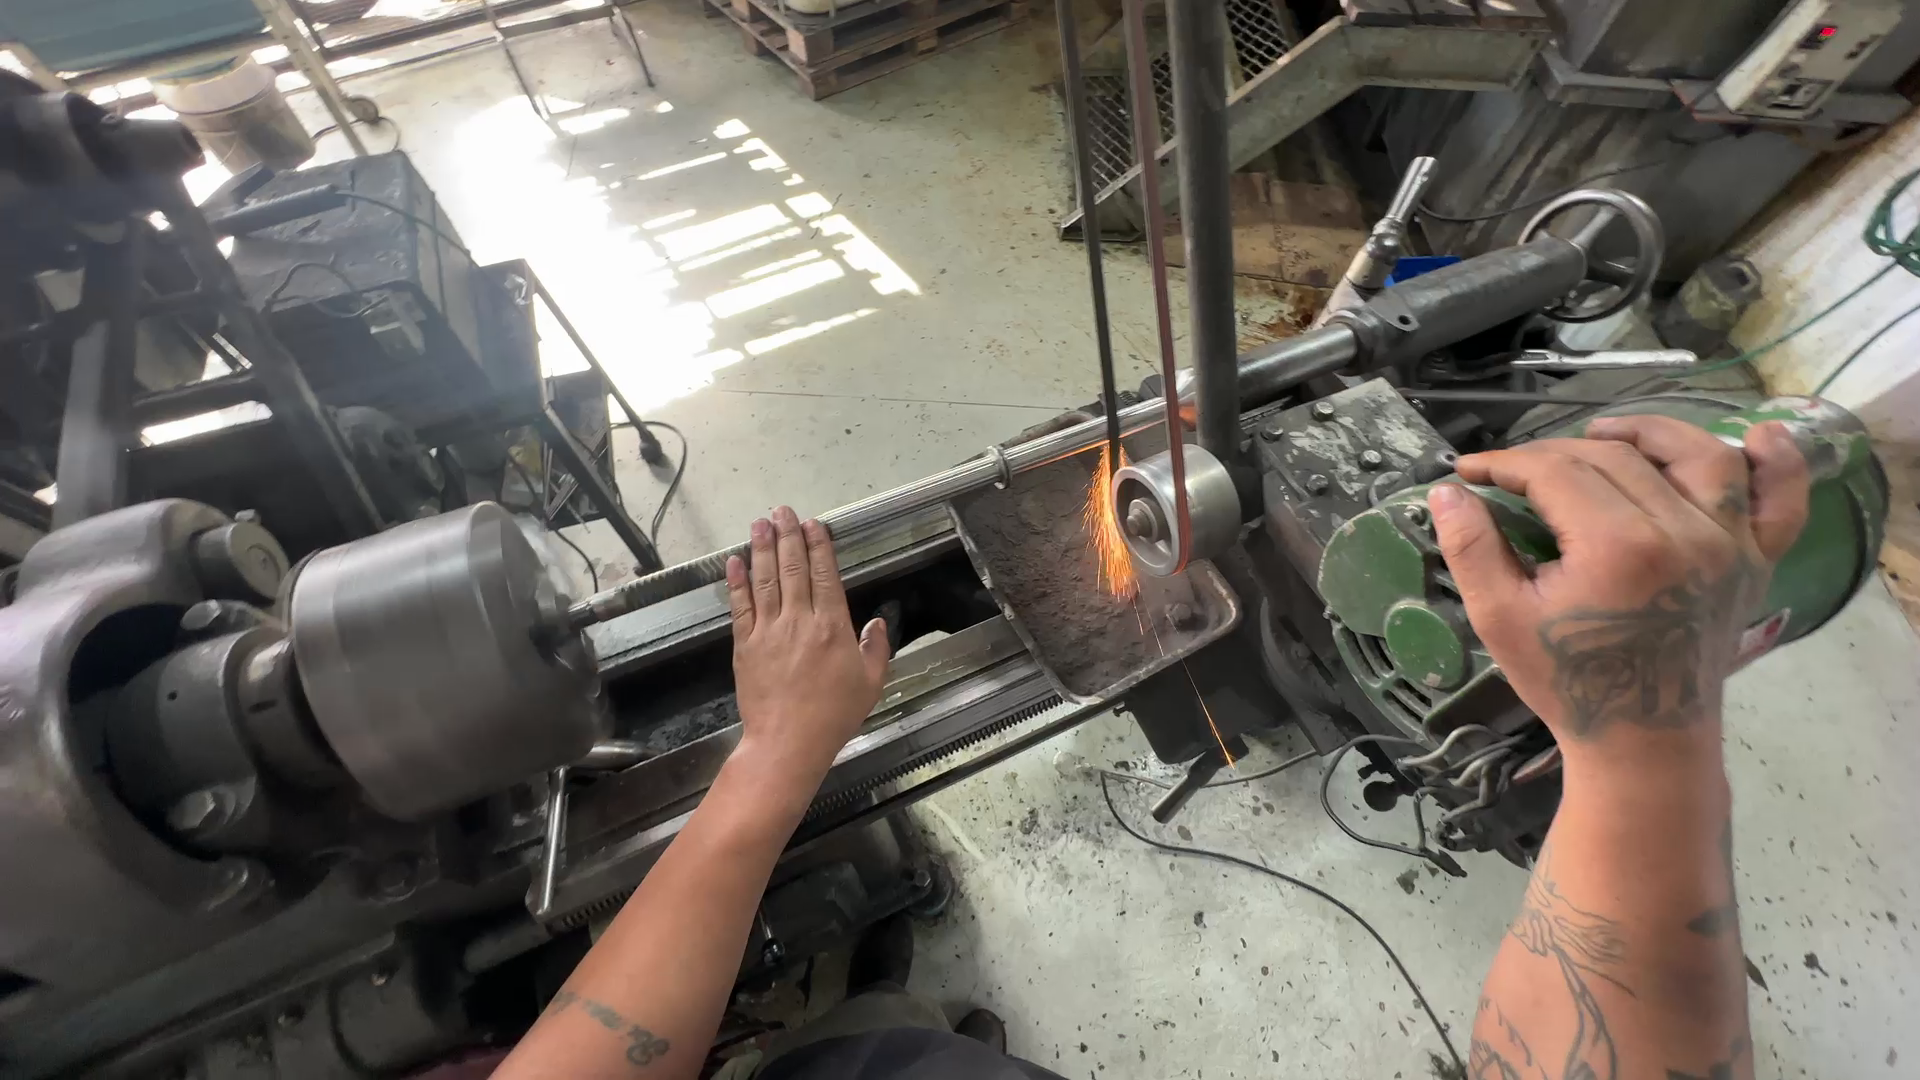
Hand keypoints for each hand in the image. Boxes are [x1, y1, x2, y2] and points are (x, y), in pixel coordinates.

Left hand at [726, 507, 890, 787]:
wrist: (788, 743)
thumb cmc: (834, 715)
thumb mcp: (871, 683)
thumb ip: (877, 649)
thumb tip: (879, 622)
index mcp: (832, 627)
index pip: (825, 575)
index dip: (819, 546)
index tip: (814, 524)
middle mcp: (799, 621)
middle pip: (793, 569)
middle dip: (788, 536)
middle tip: (783, 511)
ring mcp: (768, 631)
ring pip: (765, 581)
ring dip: (762, 549)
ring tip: (760, 522)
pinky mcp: (744, 645)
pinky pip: (740, 607)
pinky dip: (737, 582)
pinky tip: (735, 561)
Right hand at [1426, 417, 1808, 758]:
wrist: (1640, 733)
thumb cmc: (1561, 675)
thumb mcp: (1496, 614)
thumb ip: (1471, 546)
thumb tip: (1447, 491)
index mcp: (1617, 546)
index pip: (1555, 472)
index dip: (1503, 463)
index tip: (1467, 471)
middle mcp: (1684, 532)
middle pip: (1613, 457)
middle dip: (1549, 452)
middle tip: (1507, 471)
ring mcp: (1729, 544)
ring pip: (1697, 456)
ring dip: (1646, 432)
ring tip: (1601, 430)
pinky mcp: (1753, 561)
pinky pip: (1780, 499)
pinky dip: (1777, 462)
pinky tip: (1760, 435)